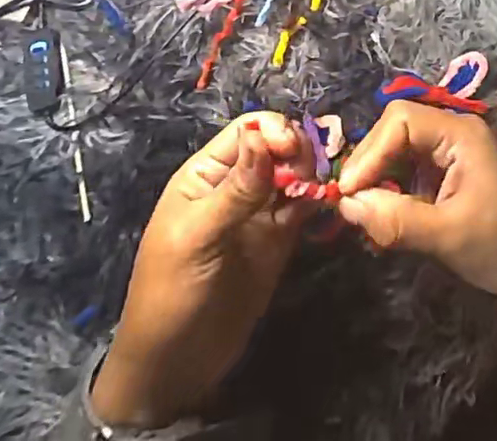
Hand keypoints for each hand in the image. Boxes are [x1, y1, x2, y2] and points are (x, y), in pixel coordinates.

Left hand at [93, 114, 313, 427]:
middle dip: (299, 151)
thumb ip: (234, 190)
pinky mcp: (280, 236)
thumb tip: (261, 136)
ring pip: (296, 172)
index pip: (248, 130)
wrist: (176, 366)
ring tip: (316, 194)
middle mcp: (238, 182)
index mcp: (207, 173)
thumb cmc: (170, 294)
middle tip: (307, 179)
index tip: (293, 149)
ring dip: (312, 174)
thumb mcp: (196, 238)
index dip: (274, 130)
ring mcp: (261, 209)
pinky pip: (304, 205)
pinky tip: (326, 205)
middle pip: (278, 145)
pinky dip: (318, 199)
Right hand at [335, 102, 496, 300]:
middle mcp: (455, 132)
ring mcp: (453, 151)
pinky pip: (410, 169)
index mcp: (461, 134)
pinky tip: (385, 217)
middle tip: (351, 206)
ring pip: (399, 150)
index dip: (369, 152)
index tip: (348, 193)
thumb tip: (346, 205)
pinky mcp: (451, 171)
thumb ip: (398, 219)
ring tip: (365, 215)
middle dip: (371, 166)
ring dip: (379, 179)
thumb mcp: (452, 236)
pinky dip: (393, 190)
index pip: (401, 120)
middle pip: (396, 131)